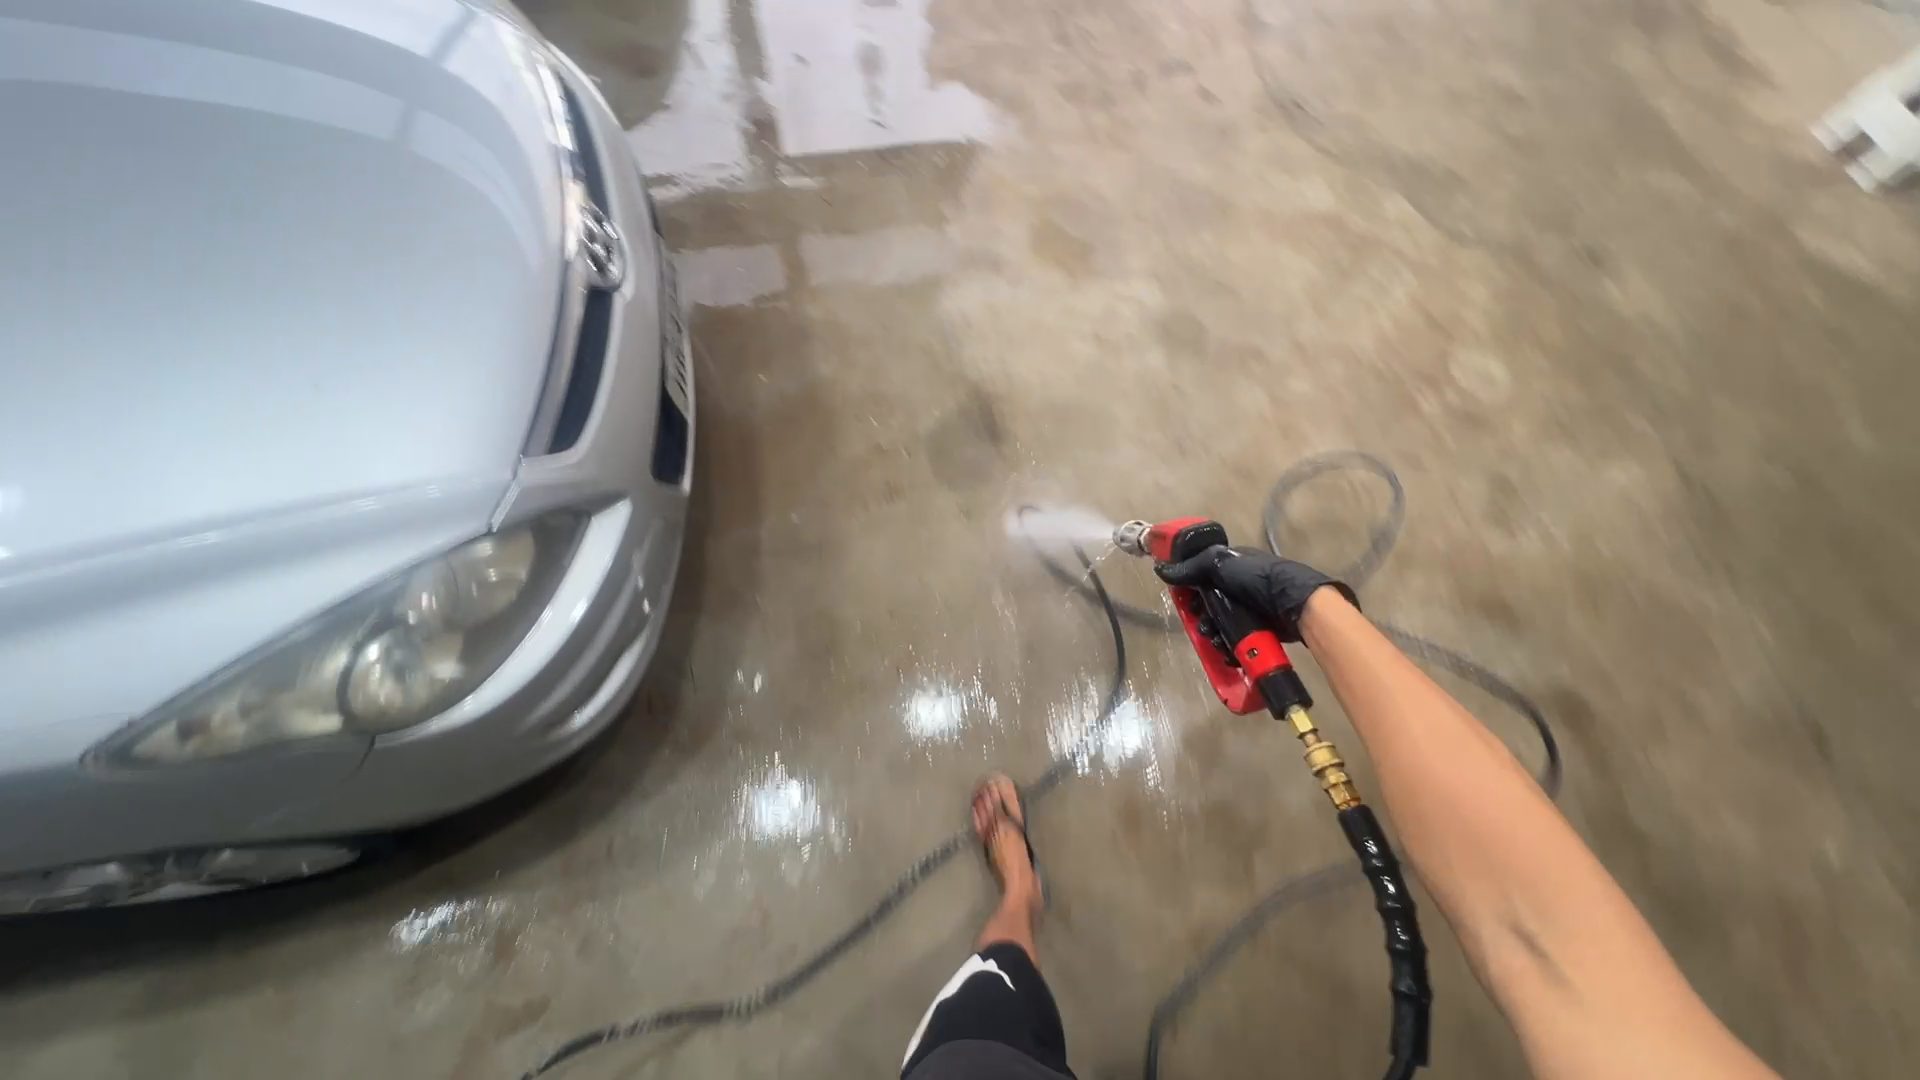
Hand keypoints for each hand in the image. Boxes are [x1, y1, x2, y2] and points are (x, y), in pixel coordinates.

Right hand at [1154, 546, 1357, 641]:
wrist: (1293, 604)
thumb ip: (1190, 568)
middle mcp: (1240, 588)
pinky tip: (1227, 650)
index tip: (1185, 602)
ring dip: (1213, 634)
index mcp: (1232, 568)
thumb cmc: (1257, 579)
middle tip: (1200, 625)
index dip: (1190, 590)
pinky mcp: (1259, 630)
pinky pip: (1236, 640)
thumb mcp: (1219, 564)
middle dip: (1201, 617)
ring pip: (1221, 625)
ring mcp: (1250, 610)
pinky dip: (1229, 646)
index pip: (1203, 579)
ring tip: (1215, 640)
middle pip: (1210, 605)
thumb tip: (1160, 570)